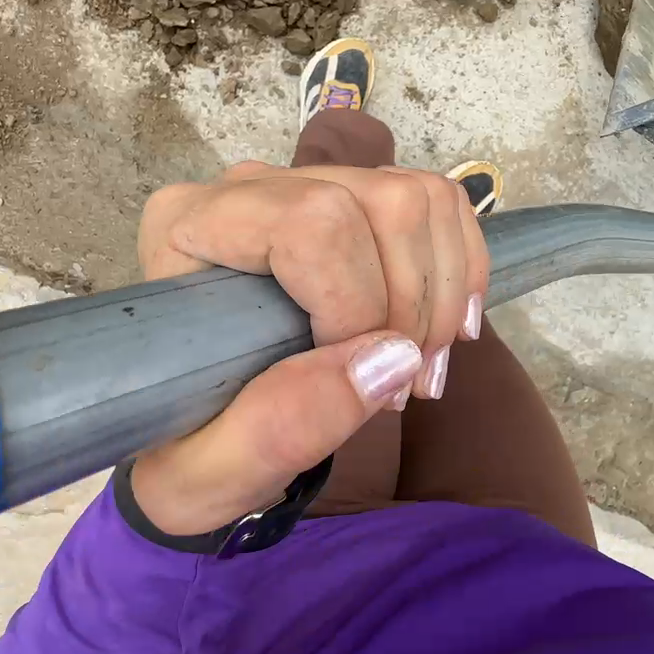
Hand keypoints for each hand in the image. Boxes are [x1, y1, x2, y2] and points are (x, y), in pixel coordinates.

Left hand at [126, 161, 488, 535]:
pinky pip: (439, 202)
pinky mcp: (358, 198)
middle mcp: (252, 187)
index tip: (355, 379)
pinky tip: (449, 326)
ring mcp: (313, 184)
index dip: (359, 302)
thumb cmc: (192, 447)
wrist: (207, 428)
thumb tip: (392, 359)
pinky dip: (462, 267)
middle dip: (415, 302)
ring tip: (425, 363)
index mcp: (191, 227)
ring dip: (446, 290)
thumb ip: (282, 424)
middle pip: (384, 200)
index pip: (313, 223)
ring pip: (420, 196)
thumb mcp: (211, 469)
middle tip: (407, 386)